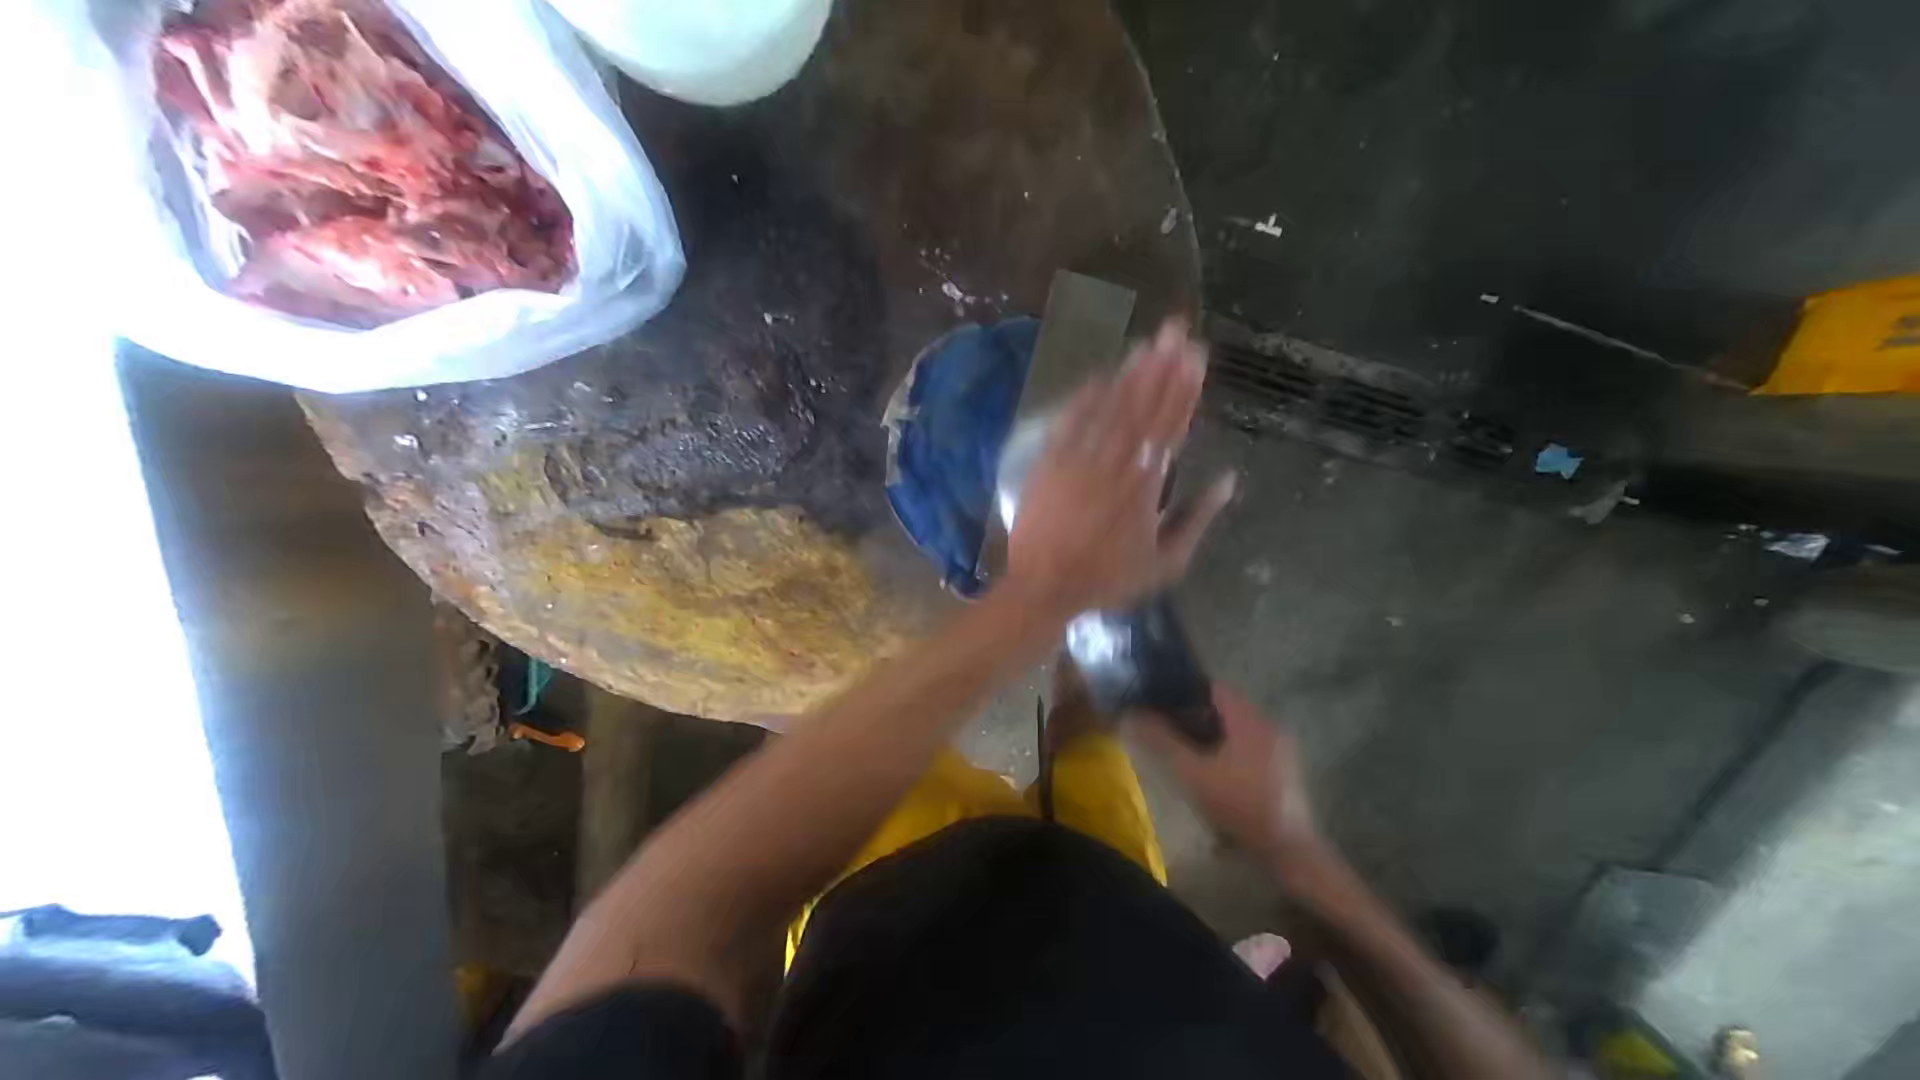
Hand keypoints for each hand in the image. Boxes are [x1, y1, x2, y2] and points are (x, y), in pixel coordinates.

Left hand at [1004, 319, 1236, 613]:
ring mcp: (1078, 461)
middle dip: (1160, 367)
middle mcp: (1114, 465)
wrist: (1044, 586)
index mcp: (1145, 487)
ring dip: (1128, 376)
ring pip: (1108, 410)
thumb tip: (1228, 480)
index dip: (1184, 390)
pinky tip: (1098, 376)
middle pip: (1141, 408)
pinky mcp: (1049, 464)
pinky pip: (1069, 424)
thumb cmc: (1107, 578)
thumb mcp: (1165, 562)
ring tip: (1146, 344)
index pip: (1170, 427)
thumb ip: (1198, 519)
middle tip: (1176, 330)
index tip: (1197, 357)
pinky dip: (1084, 400)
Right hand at [1135, 685, 1323, 867]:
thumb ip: (1163, 742)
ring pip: (1238, 726)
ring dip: (1212, 731)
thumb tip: (1132, 715)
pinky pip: (1249, 743)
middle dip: (1196, 712)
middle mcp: (1269, 725)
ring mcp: (1280, 747)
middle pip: (1227, 706)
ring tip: (1184, 744)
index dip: (1187, 688)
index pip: (1215, 687)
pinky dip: (1228, 746)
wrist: (1288, 851)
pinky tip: (1211, 766)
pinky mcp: (1283, 768)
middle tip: (1167, 722)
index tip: (1162, 697)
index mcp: (1250, 720)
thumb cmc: (1239, 805)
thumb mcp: (1193, 773)